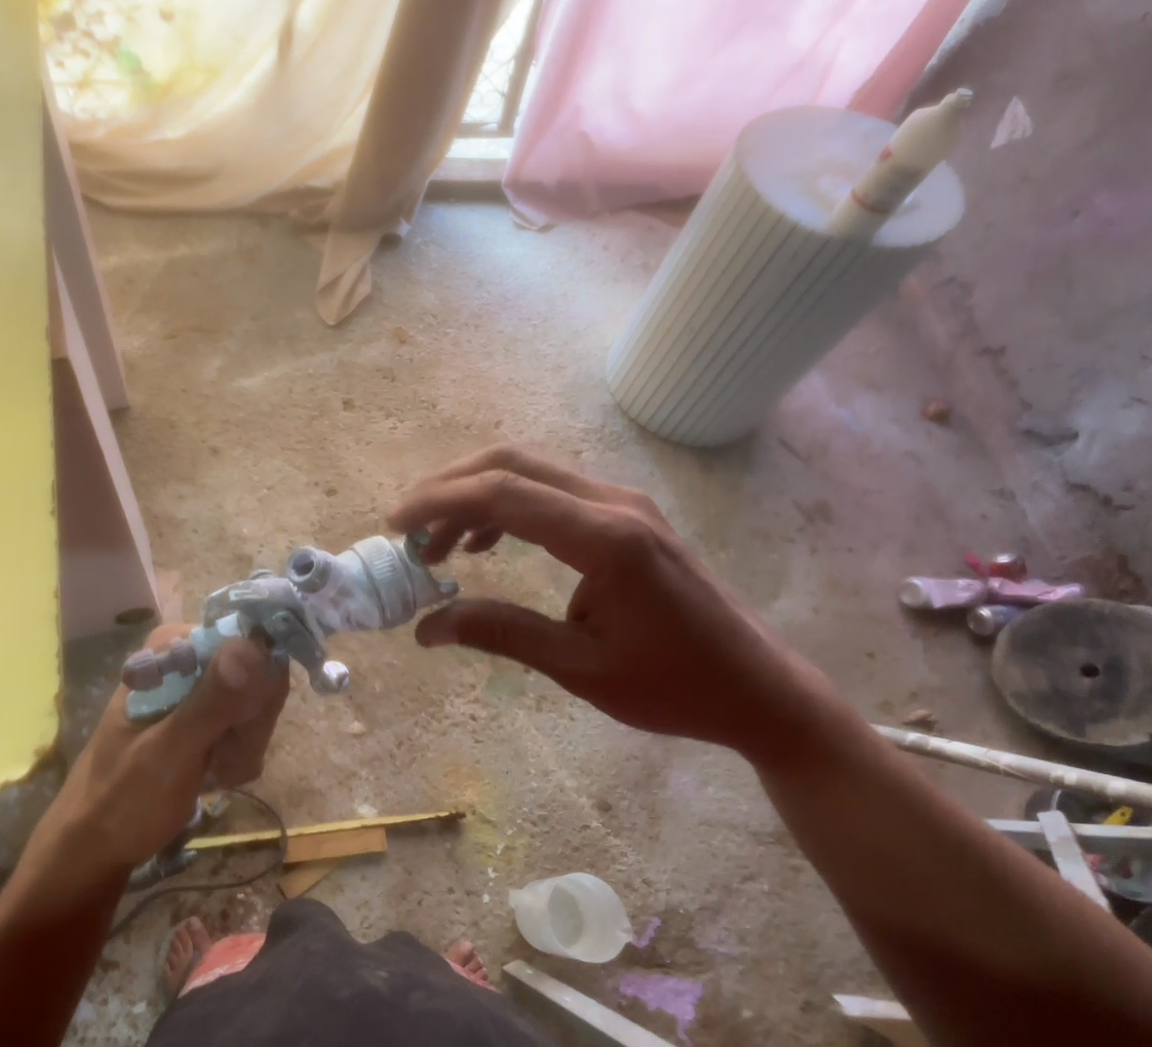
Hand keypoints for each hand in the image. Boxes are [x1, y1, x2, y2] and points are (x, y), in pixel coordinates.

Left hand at [26, 625, 290, 885]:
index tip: (239, 728)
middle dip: (248, 725)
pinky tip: (213, 777)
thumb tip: (253, 645)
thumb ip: (211, 701)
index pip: (249, 642)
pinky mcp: (205, 717)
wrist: (95, 846)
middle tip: (219, 760)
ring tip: (209, 773)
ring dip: (243, 747)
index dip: (256, 687)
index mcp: (170, 648)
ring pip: (259, 704)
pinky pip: (249, 727)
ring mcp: (197, 689)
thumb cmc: (123, 799)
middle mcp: (186, 658)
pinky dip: (237, 758)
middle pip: (259, 674)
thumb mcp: (169, 751)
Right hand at [389, 447, 835, 761]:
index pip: (503, 494)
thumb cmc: (673, 686)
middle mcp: (615, 503)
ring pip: (531, 472)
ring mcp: (625, 504)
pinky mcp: (628, 517)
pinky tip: (486, 543)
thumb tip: (425, 627)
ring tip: (437, 546)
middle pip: (512, 464)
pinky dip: (508, 507)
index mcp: (605, 538)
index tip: (394, 528)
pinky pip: (553, 492)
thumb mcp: (579, 667)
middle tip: (407, 532)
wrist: (758, 688)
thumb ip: (499, 634)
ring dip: (475, 497)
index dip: (439, 503)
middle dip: (448, 489)